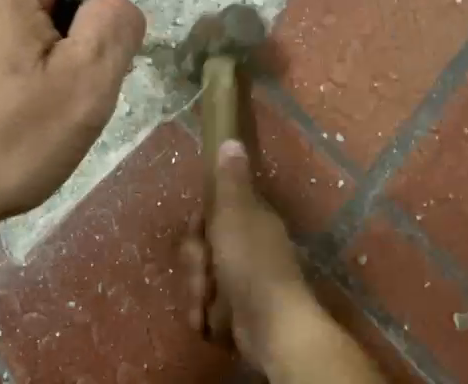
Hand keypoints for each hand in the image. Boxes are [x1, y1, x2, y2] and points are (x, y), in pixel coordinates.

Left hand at [0, 0, 145, 238]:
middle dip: (63, 19)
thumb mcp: (85, 87)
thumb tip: (115, 3)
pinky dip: (3, 53)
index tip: (78, 49)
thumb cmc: (6, 139)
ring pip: (15, 3)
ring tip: (28, 98)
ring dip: (35, 40)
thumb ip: (114, 27)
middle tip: (58, 82)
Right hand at [182, 140, 324, 370]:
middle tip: (203, 271)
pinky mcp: (236, 317)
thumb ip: (230, 179)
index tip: (198, 229)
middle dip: (195, 262)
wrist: (272, 328)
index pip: (214, 213)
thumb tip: (233, 140)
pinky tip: (208, 321)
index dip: (199, 222)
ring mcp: (242, 286)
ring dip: (196, 291)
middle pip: (203, 248)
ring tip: (205, 303)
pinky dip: (205, 316)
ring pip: (201, 279)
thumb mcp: (234, 212)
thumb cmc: (251, 263)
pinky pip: (207, 309)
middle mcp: (248, 251)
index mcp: (251, 223)